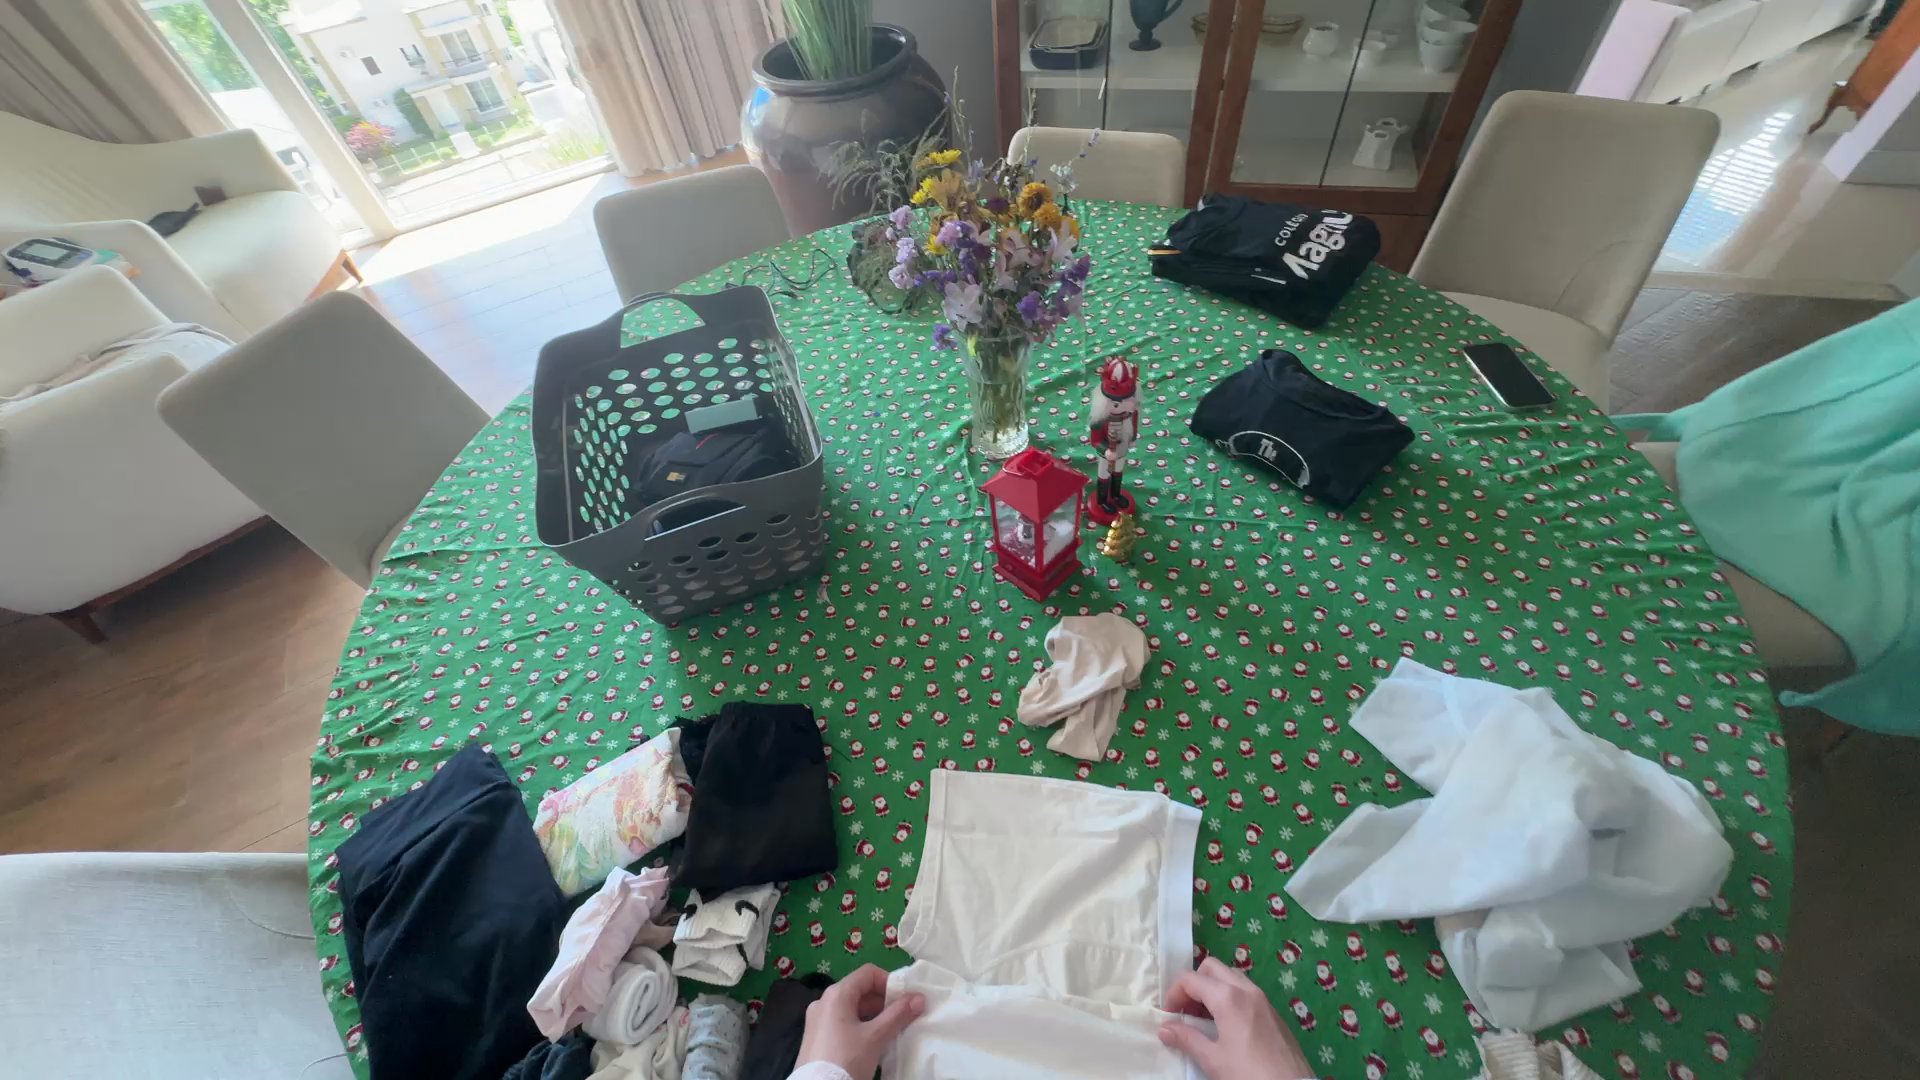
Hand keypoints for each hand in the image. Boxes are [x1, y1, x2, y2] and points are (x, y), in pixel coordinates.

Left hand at [795, 964, 924, 1079]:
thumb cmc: (847, 1060)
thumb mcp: (875, 1038)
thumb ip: (898, 1015)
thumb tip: (920, 998)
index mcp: (837, 994)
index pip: (868, 973)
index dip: (889, 982)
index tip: (904, 999)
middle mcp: (823, 1001)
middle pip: (859, 990)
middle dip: (883, 1001)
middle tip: (901, 1016)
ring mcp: (817, 1020)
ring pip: (851, 1008)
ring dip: (872, 1015)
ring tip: (889, 1032)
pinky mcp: (815, 1039)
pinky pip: (841, 1023)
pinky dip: (858, 1026)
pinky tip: (870, 1044)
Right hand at [1159, 957, 1313, 1079]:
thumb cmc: (1249, 1075)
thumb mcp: (1213, 1060)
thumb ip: (1187, 1039)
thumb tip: (1165, 1029)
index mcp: (1227, 996)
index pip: (1190, 980)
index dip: (1173, 994)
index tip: (1168, 1016)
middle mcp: (1245, 989)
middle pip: (1211, 968)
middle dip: (1194, 984)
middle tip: (1187, 1011)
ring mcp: (1263, 999)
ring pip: (1231, 976)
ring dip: (1213, 989)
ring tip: (1207, 1018)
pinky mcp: (1275, 1013)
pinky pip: (1247, 992)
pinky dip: (1231, 997)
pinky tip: (1230, 1026)